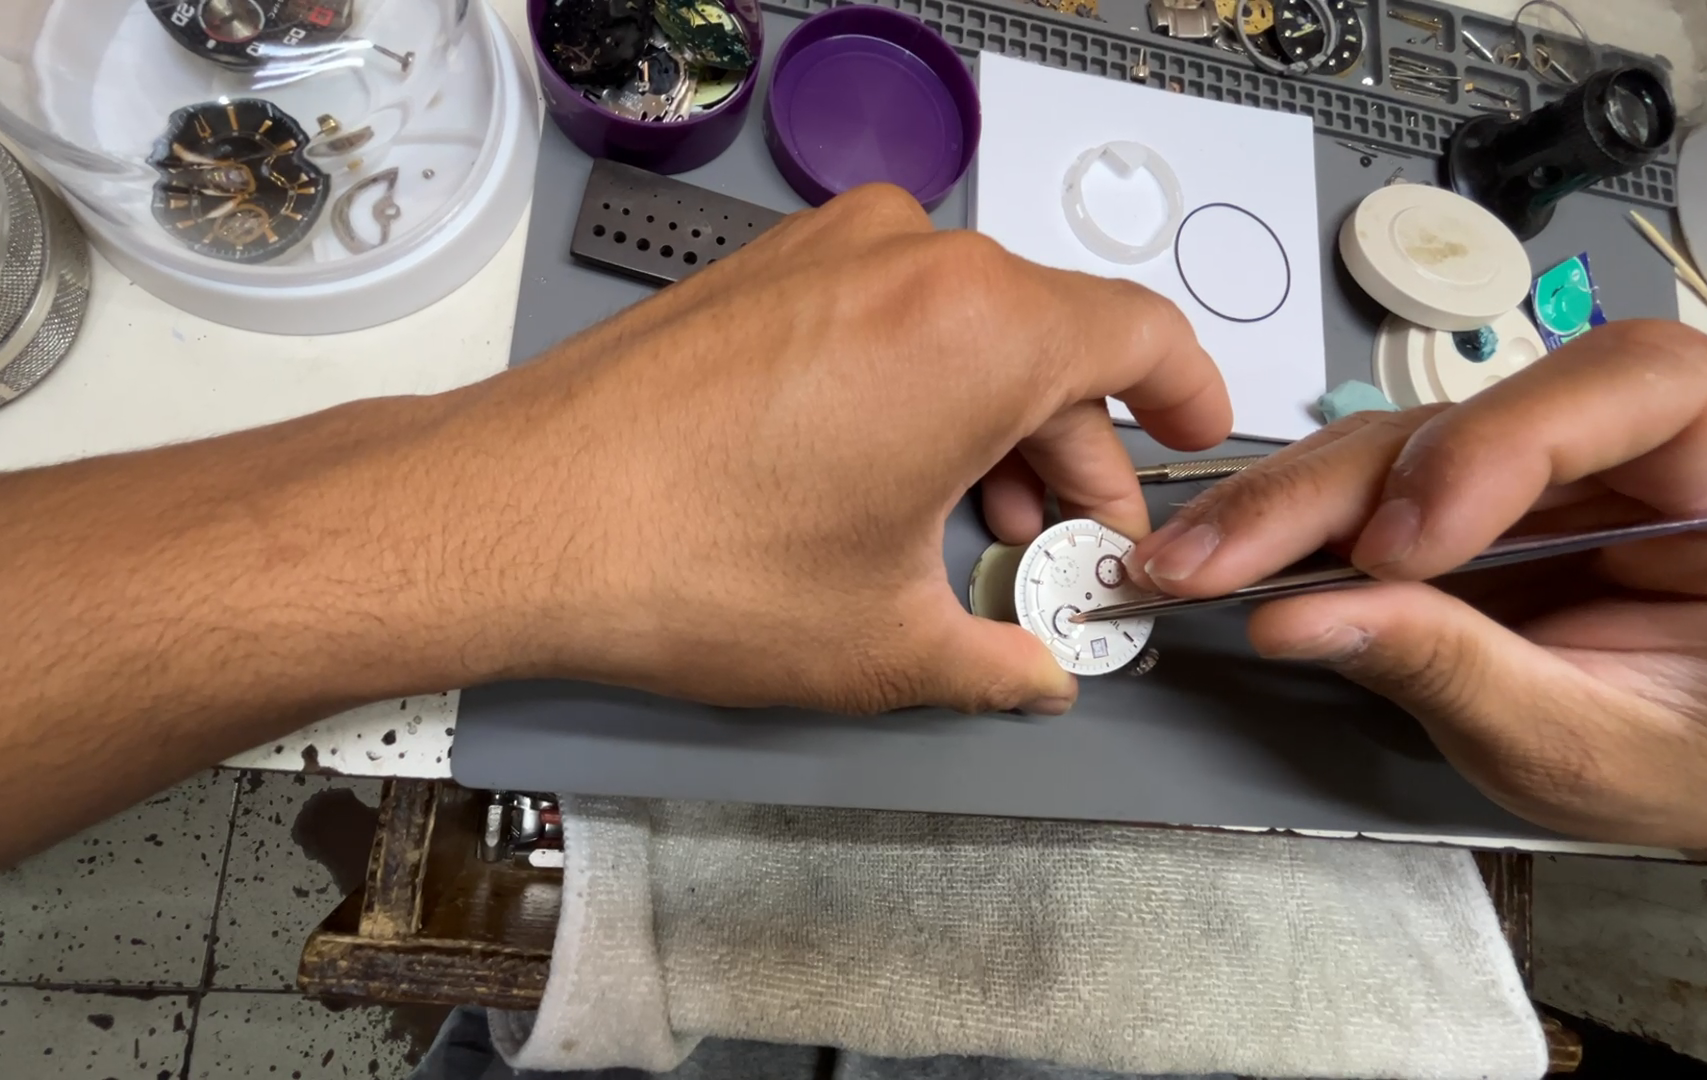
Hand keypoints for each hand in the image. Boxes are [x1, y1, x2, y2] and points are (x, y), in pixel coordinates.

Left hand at [465, 184, 1229, 714]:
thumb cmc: (701, 568)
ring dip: (984, 426)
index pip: (1137, 336)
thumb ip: (994, 661)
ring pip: (958, 333)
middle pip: (1044, 346)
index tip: (1187, 440)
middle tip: (1053, 541)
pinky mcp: (762, 273)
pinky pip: (882, 320)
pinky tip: (882, 473)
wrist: (519, 515)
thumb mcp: (882, 643)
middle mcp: (907, 258)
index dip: (1181, 396)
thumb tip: (1037, 675)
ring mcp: (824, 252)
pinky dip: (911, 390)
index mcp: (975, 327)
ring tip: (962, 523)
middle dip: (1063, 451)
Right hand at [1124, 320, 1706, 847]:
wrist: (1697, 770)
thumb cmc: (1702, 766)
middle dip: (1307, 500)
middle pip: (1441, 423)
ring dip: (1263, 511)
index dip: (1487, 451)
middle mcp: (1621, 453)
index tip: (1393, 555)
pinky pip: (1342, 488)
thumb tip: (1287, 623)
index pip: (1624, 389)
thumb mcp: (1590, 745)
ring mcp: (1516, 474)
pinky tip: (1210, 555)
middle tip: (1201, 564)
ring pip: (1370, 448)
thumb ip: (1452, 671)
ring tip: (1182, 566)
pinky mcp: (1440, 502)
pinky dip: (1267, 527)